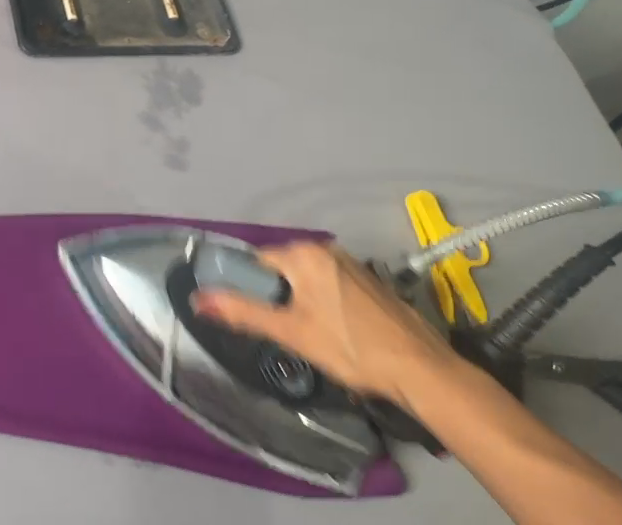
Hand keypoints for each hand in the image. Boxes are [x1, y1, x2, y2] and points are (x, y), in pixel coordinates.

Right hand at [193, 241, 458, 408]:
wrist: (424, 371)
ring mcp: (353, 265)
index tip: (256, 315)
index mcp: (303, 254)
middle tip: (285, 330)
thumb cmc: (351, 348)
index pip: (255, 262)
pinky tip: (337, 332)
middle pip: (281, 270)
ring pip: (306, 279)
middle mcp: (327, 250)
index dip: (248, 288)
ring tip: (311, 334)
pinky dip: (324, 303)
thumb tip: (197, 300)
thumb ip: (242, 312)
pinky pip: (331, 286)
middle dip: (276, 297)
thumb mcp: (291, 332)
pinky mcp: (372, 283)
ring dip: (300, 301)